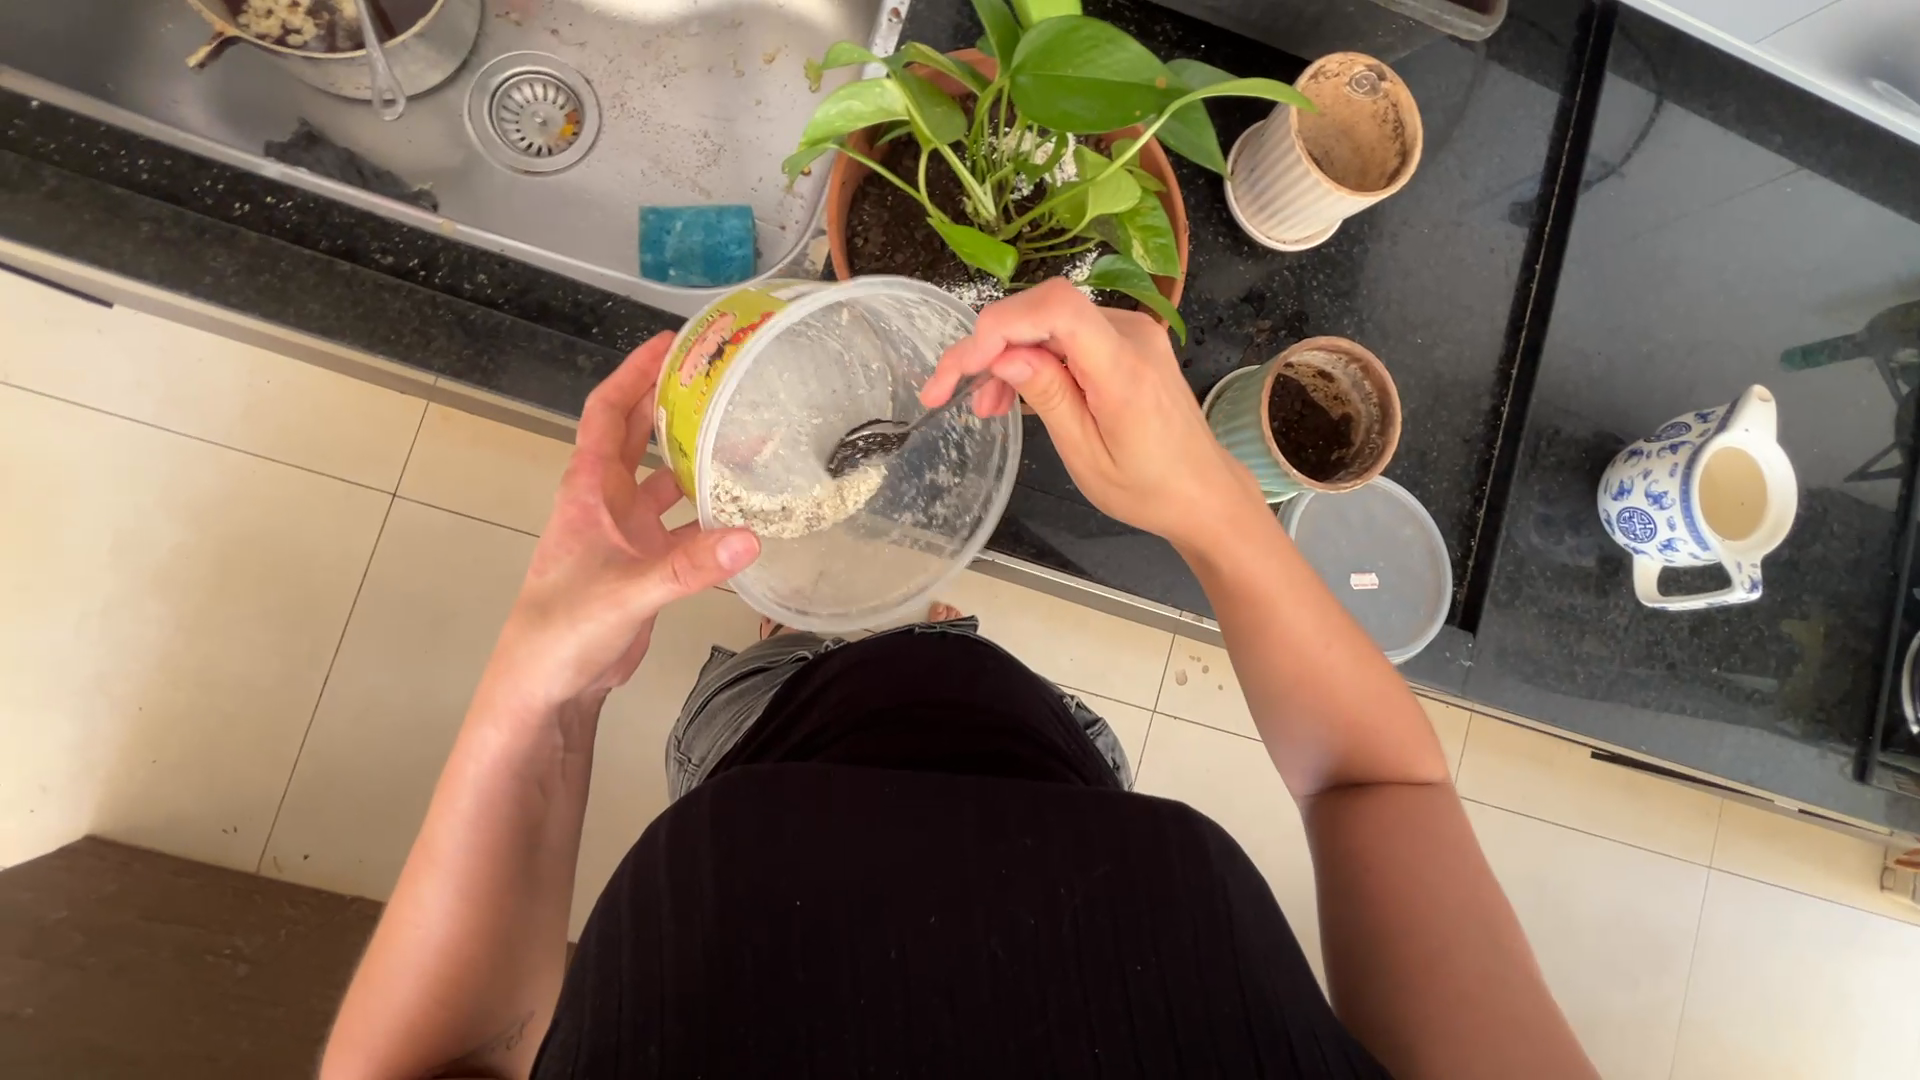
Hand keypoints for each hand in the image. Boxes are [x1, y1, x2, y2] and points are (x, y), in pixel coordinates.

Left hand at [477, 334, 760, 715]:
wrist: (549, 685)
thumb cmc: (563, 628)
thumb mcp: (625, 591)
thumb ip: (687, 567)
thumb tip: (753, 538)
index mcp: (588, 489)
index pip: (606, 413)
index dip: (634, 374)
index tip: (671, 343)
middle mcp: (608, 501)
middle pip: (637, 435)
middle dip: (670, 402)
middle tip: (719, 379)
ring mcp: (628, 532)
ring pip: (666, 480)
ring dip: (696, 458)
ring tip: (745, 438)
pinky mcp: (648, 562)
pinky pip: (684, 523)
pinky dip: (711, 514)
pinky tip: (745, 512)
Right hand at [922, 279, 1264, 555]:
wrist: (1201, 490)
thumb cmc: (1146, 488)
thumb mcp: (1087, 456)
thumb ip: (1049, 398)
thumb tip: (1004, 355)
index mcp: (1124, 369)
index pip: (1056, 310)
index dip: (999, 326)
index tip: (962, 368)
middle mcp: (1131, 334)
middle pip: (1043, 312)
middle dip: (988, 346)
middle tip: (951, 393)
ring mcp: (1131, 333)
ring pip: (1049, 324)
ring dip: (1006, 356)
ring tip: (984, 407)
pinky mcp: (1125, 341)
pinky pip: (1067, 336)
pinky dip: (1033, 360)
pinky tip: (1013, 394)